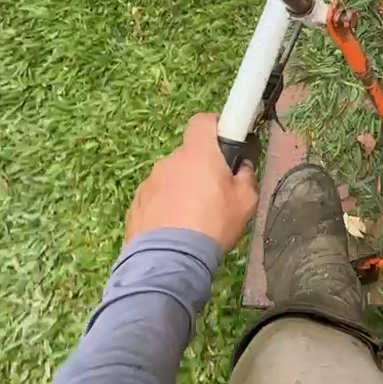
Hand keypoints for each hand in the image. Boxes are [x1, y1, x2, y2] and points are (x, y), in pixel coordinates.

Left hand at [124, 113, 259, 249]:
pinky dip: (167, 205)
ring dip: (183, 188)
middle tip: (216, 192)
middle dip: (202, 167)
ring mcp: (150, 183)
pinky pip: (157, 196)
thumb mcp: (247, 200)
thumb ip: (246, 176)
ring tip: (194, 217)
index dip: (216, 126)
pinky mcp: (136, 205)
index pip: (203, 121)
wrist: (169, 262)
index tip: (226, 143)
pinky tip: (176, 228)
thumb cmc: (213, 224)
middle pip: (190, 154)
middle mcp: (171, 162)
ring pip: (173, 176)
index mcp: (199, 154)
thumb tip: (241, 168)